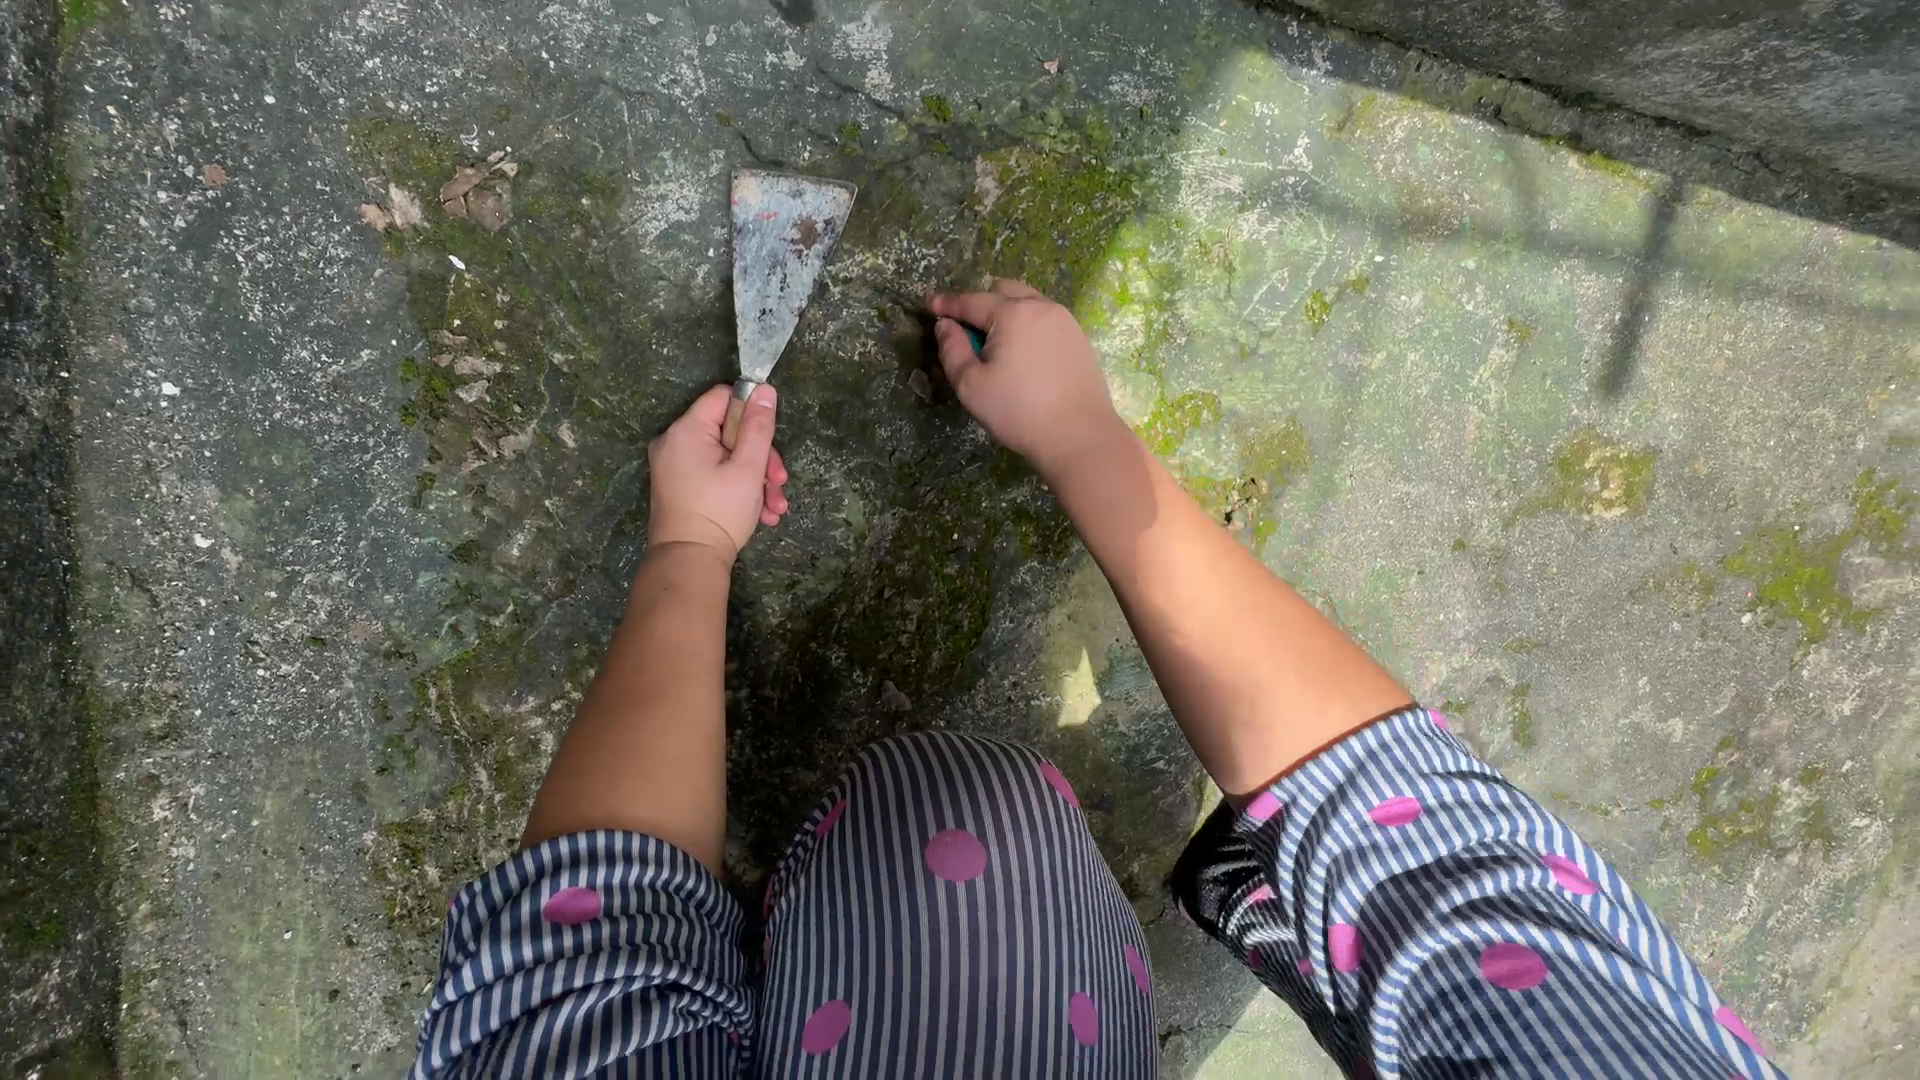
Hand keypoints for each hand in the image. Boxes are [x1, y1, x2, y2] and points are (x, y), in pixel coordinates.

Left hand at [646, 383, 789, 561]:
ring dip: (757, 480)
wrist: (689, 561)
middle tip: (779, 482)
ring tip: (776, 507)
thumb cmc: (719, 511)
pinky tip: (762, 514)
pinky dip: (739, 490)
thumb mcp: (748, 468)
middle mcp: (675, 443)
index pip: (724, 397)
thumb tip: (765, 389)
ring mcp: (675, 467)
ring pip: (727, 458)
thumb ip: (759, 427)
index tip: (770, 438)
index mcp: (687, 430)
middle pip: (729, 432)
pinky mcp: (680, 487)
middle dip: (761, 458)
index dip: (752, 413)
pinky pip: (715, 476)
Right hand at [926, 278, 1127, 478]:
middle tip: (968, 332)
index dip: (947, 304)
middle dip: (981, 303)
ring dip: (1007, 313)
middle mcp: (1040, 307)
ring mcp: (1065, 321)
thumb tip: (945, 325)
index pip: (971, 301)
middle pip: (1003, 291)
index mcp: (1012, 313)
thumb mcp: (971, 386)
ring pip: (1028, 302)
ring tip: (997, 344)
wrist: (1078, 435)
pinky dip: (1028, 326)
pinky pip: (1046, 320)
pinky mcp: (1079, 339)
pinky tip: (1024, 355)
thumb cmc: (1018, 412)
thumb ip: (952, 351)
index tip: (929, 305)